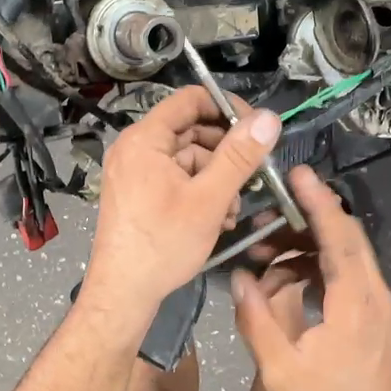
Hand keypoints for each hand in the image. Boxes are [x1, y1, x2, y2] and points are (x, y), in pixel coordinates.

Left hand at [83, 86, 282, 309]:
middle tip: (253, 177)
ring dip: (216, 178)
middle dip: (225, 153)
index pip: (190, 99)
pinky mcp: (136, 193)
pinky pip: (174, 178)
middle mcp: (134, 148)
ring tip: (232, 210)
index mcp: (145, 139)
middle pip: (190, 130)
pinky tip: (217, 218)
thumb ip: (239, 156)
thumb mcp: (209, 198)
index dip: (227, 108)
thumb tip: (268, 119)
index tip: (256, 130)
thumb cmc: (163, 243)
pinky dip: (198, 191)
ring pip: (187, 158)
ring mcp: (132, 171)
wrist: (123, 291)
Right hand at [231, 165, 390, 390]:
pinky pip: (341, 267)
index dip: (319, 204)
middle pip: (344, 234)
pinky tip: (279, 274)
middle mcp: (371, 291)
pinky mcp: (368, 305)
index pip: (339, 239)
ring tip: (262, 245)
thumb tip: (239, 277)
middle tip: (272, 197)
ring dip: (304, 239)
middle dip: (309, 210)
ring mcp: (374, 297)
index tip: (299, 175)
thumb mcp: (281, 369)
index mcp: (354, 303)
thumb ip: (257, 321)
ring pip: (342, 249)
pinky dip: (311, 260)